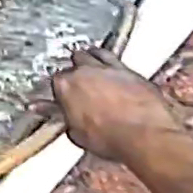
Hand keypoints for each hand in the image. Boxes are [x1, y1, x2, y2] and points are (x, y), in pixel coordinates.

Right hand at [51, 47, 184, 162]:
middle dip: (75, 70)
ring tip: (91, 63)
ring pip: (92, 53)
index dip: (62, 89)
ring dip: (90, 58)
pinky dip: (110, 60)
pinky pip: (114, 58)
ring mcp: (105, 68)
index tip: (66, 96)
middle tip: (79, 79)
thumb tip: (46, 110)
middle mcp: (82, 72)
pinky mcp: (128, 70)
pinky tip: (112, 65)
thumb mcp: (77, 133)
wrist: (146, 138)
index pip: (57, 81)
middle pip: (74, 62)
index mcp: (64, 86)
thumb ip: (62, 117)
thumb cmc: (111, 139)